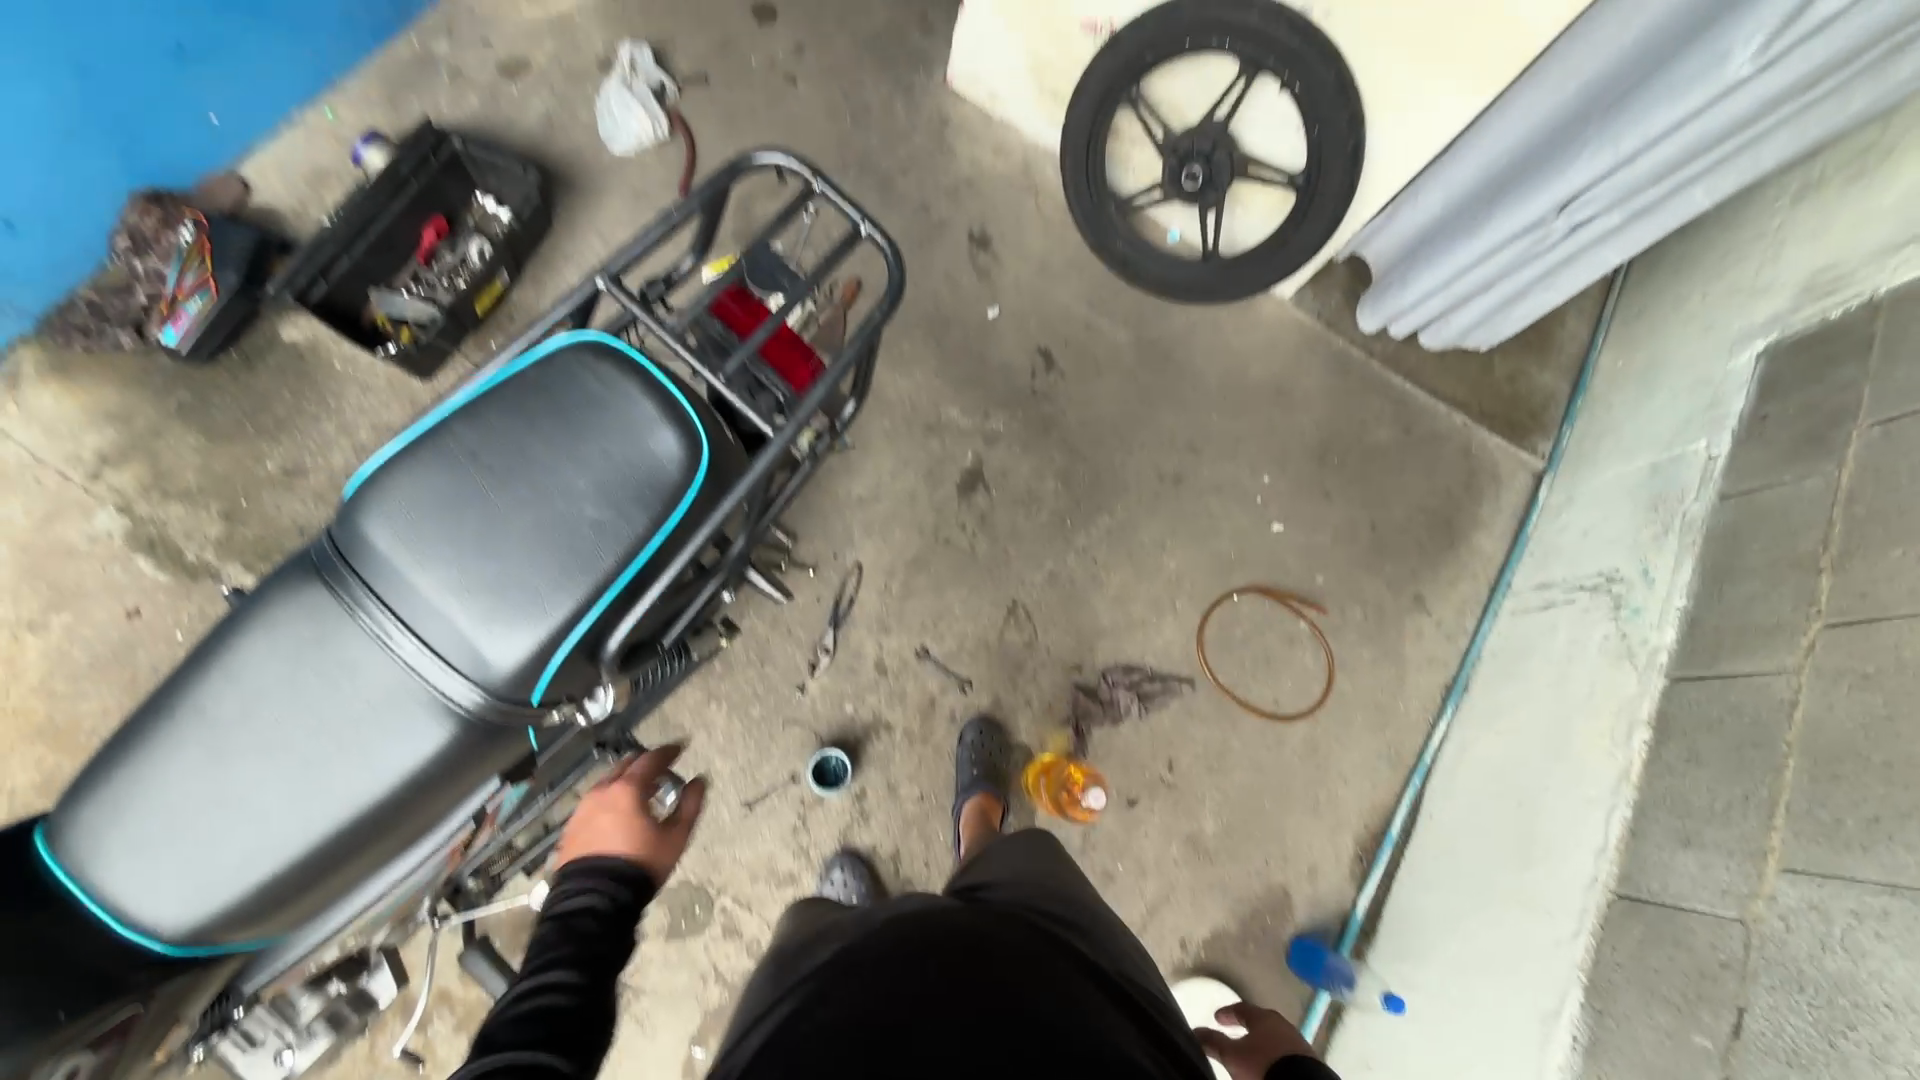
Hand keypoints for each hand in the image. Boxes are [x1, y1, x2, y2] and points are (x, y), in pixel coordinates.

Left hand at [554, 745, 707, 885]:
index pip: (651, 759)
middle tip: (661, 770)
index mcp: (627, 789)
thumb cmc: (641, 864)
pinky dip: (610, 799)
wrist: (594, 900)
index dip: (668, 752)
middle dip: (645, 763)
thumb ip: (690, 804)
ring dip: (625, 781)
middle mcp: (601, 792)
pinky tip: (618, 815)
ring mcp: (582, 809)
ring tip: (641, 794)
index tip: (681, 748)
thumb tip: (699, 781)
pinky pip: (594, 803)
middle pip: (625, 765)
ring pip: (607, 783)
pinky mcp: (571, 828)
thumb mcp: (676, 836)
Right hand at [1192, 1001, 1317, 1079]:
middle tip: (1235, 1034)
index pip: (1241, 1008)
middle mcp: (1281, 1024)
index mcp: (1262, 1018)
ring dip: (1262, 1042)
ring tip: (1253, 1053)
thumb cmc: (1263, 1065)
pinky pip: (1286, 1052)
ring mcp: (1297, 1042)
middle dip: (1247, 1027)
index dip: (1227, 1013)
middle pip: (1260, 1022)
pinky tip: (1271, 1064)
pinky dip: (1275, 1055)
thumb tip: (1195, 1031)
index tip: (1217, 1018)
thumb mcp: (1232, 1056)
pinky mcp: (1309, 1060)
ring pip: (1275, 1037)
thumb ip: (1214, 1042)